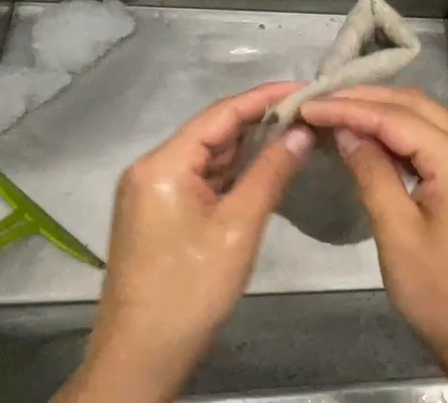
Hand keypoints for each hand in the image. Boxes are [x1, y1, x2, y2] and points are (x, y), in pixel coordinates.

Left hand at [58, 82, 311, 402]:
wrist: (139, 359)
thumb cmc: (190, 290)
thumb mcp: (239, 227)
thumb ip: (271, 172)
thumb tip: (302, 131)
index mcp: (162, 163)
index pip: (221, 112)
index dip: (265, 97)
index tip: (306, 88)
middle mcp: (150, 167)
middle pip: (212, 131)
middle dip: (260, 121)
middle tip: (308, 112)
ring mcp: (150, 191)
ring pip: (207, 155)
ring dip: (248, 146)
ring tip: (295, 133)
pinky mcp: (155, 212)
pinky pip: (199, 177)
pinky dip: (232, 172)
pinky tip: (263, 167)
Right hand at [298, 87, 447, 402]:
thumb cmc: (440, 294)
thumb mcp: (397, 234)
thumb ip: (372, 173)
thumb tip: (346, 131)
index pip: (398, 118)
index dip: (350, 108)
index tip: (308, 106)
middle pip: (415, 106)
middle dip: (365, 98)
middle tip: (318, 101)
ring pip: (425, 117)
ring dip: (382, 110)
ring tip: (336, 110)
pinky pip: (432, 137)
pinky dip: (399, 130)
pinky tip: (369, 134)